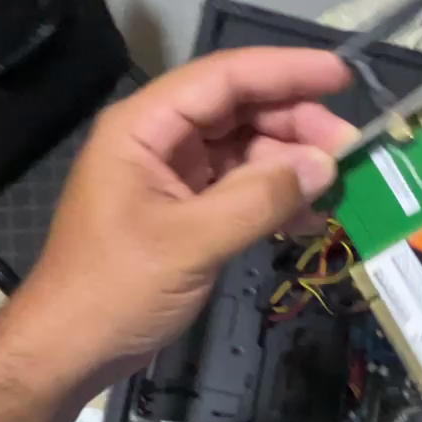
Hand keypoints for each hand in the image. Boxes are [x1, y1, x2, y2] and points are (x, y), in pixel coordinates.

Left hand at [12, 48, 355, 377]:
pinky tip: (309, 219)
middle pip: (238, 112)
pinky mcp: (185, 214)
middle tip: (350, 152)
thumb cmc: (115, 289)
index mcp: (145, 128)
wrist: (71, 349)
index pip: (222, 79)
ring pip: (244, 152)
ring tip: (338, 187)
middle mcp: (160, 142)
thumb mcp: (190, 242)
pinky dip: (273, 200)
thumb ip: (258, 199)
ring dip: (290, 166)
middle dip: (295, 125)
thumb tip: (324, 166)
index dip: (285, 72)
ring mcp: (172, 179)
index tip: (342, 78)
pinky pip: (239, 191)